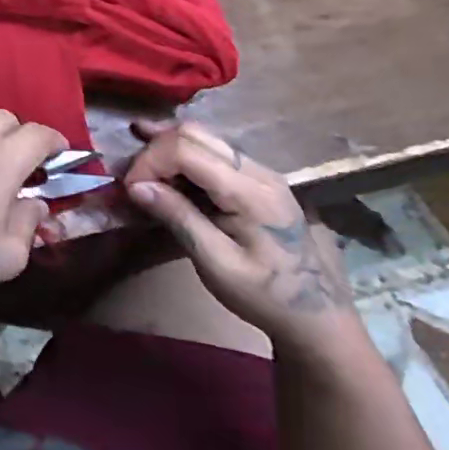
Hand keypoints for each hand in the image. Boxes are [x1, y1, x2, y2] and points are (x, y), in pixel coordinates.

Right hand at [122, 121, 364, 359]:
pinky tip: (162, 164)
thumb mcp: (217, 264)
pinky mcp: (256, 179)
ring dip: (165, 149)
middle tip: (133, 181)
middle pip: (192, 134)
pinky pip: (211, 151)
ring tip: (140, 171)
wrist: (318, 316)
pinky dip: (180, 154)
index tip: (130, 191)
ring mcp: (260, 172)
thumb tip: (135, 186)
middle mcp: (258, 171)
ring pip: (201, 137)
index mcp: (250, 192)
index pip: (184, 150)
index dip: (148, 162)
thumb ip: (179, 219)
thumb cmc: (265, 294)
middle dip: (153, 150)